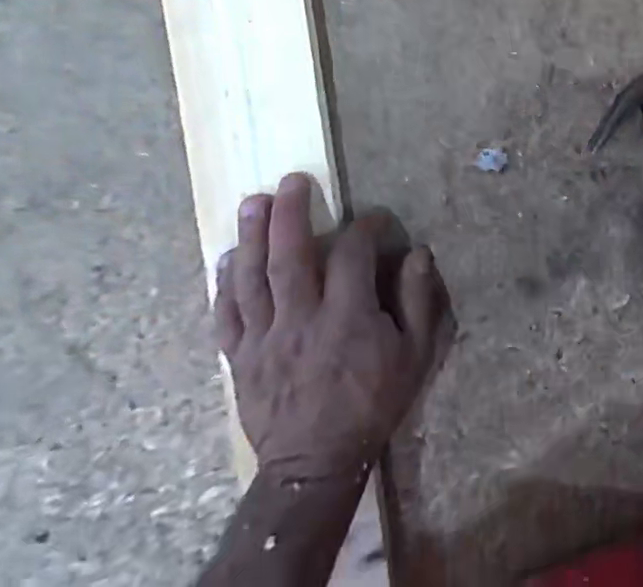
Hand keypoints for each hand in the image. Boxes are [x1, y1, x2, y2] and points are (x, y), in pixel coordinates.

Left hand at [213, 173, 451, 478]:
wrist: (316, 462)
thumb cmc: (373, 403)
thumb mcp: (415, 355)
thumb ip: (418, 301)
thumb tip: (419, 253)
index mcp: (347, 317)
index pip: (351, 255)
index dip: (364, 227)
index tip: (374, 218)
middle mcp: (301, 319)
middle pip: (290, 256)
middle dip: (291, 213)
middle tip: (292, 180)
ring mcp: (264, 338)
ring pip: (252, 278)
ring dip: (252, 236)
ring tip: (254, 202)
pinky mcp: (240, 357)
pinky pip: (226, 315)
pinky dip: (223, 284)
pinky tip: (226, 258)